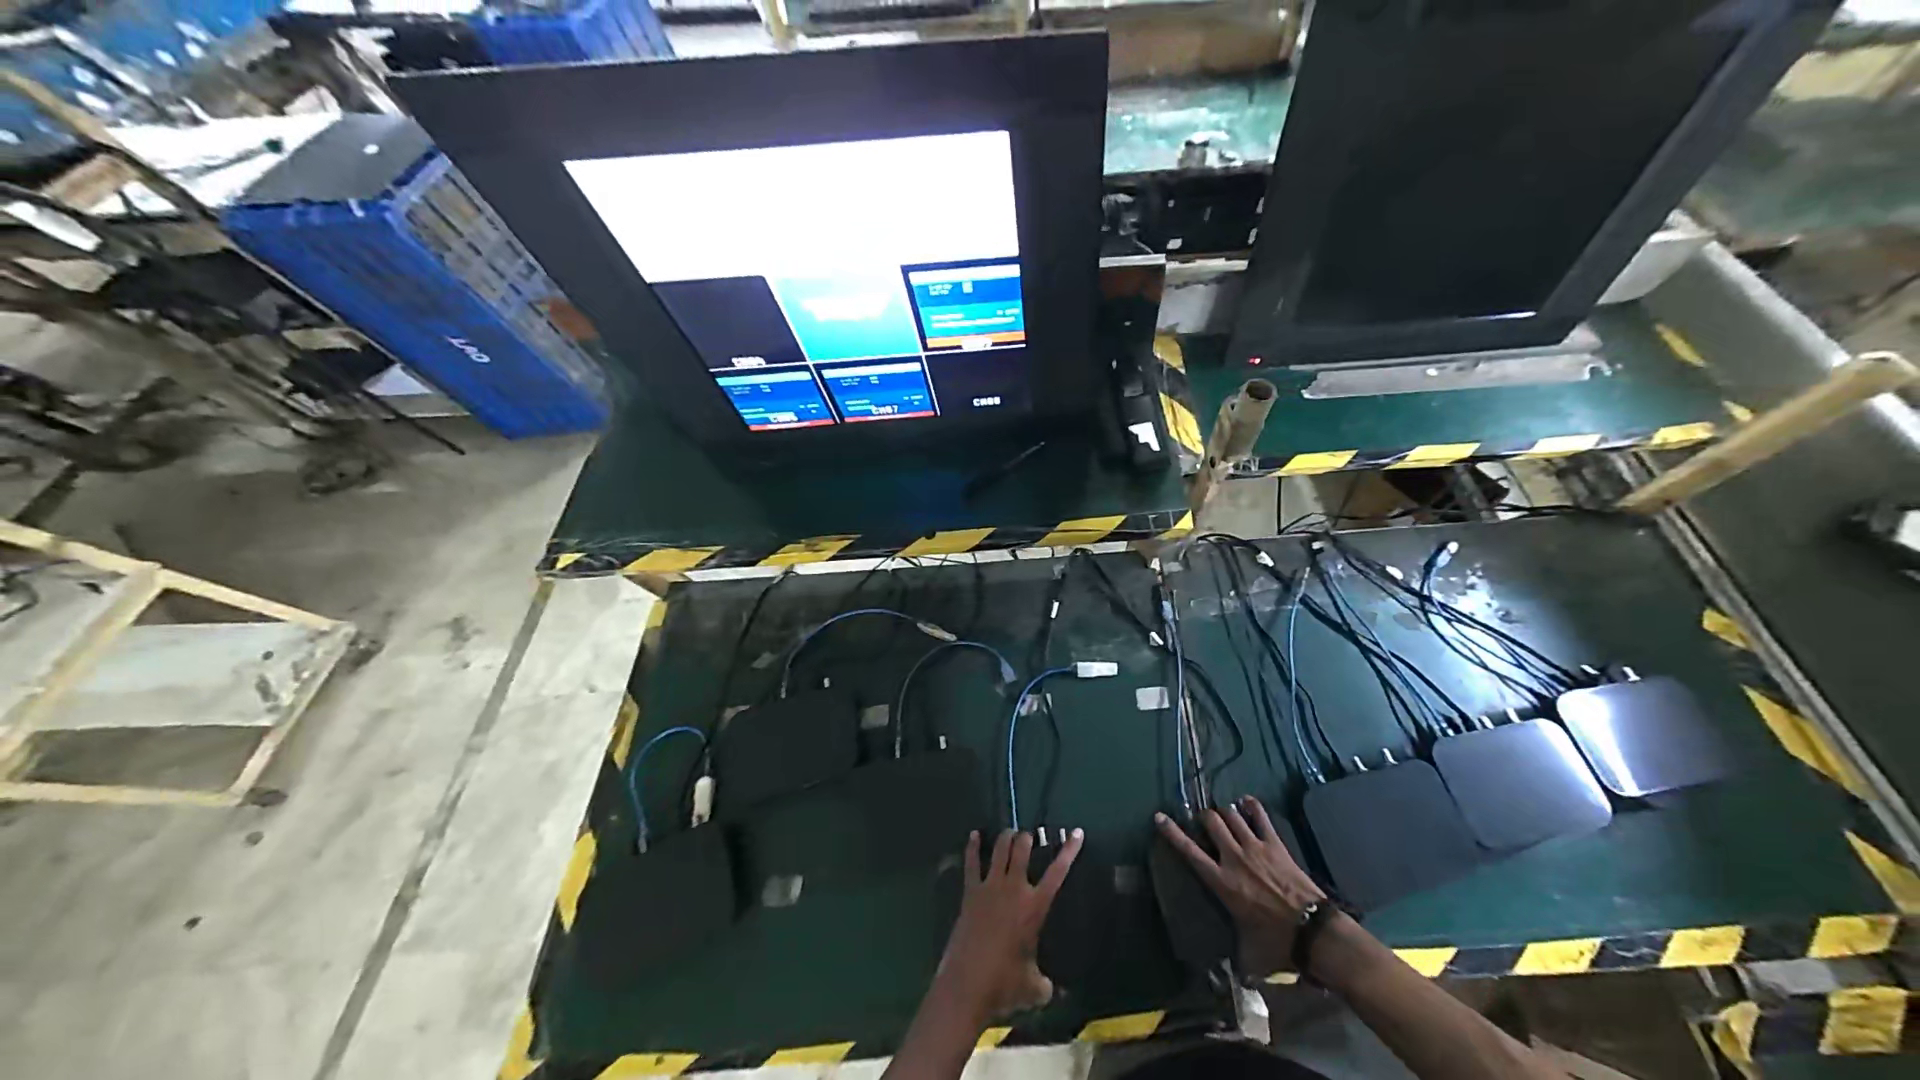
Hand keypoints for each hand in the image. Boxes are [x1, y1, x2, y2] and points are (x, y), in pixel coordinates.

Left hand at [933, 828, 1083, 1022]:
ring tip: (1011, 832)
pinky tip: (974, 835)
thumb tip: (1051, 989)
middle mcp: (1013, 889)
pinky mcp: (969, 894)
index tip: (1076, 833)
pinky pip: (971, 863)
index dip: (1069, 850)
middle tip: (1030, 836)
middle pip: (1022, 850)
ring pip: (999, 850)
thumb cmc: (1005, 985)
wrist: (967, 986)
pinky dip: (973, 847)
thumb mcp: (1034, 987)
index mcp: (1034, 907)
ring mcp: (989, 888)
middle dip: (1028, 838)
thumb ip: (1044, 982)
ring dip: (1006, 838)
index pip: (1057, 872)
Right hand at [1155, 796, 1325, 976]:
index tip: (1159, 817)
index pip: (1189, 851)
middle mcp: (1233, 858)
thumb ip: (1238, 960)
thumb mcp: (1250, 953)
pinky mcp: (1275, 845)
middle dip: (1204, 818)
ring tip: (1224, 815)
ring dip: (1225, 812)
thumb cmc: (1278, 942)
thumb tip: (1236, 979)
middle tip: (1204, 824)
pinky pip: (1260, 816)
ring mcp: (1255, 848)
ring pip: (1231, 815)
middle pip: (1211, 822)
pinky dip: (1251, 806)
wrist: (1314, 932)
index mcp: (1221, 882)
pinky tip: (1246, 804)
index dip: (1171, 832)